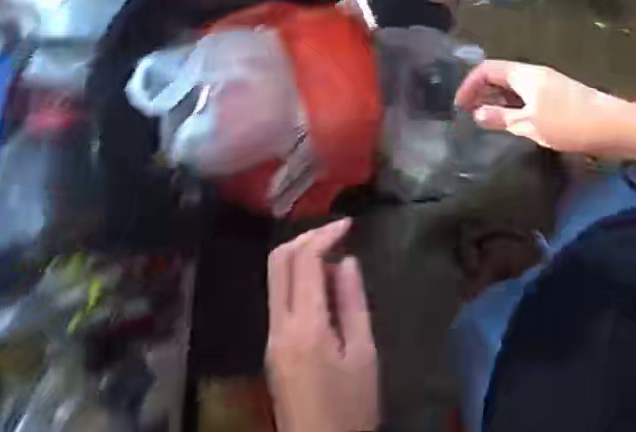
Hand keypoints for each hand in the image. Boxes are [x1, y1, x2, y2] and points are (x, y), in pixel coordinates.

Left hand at [266, 219, 377, 431]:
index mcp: (304, 327)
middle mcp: (278, 327)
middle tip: (337, 232)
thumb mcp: (364, 355)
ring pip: (276, 278)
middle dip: (306, 237)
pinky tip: (325, 286)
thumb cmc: (351, 410)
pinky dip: (299, 279)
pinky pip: (281, 298)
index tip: (349, 224)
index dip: (325, 234)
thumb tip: (346, 261)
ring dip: (301, 257)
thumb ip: (353, 302)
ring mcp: (272, 339)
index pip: (305, 261)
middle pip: (279, 262)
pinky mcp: (273, 350)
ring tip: (336, 256)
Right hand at [454, 60, 635, 154]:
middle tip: (469, 113)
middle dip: (481, 90)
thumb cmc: (569, 122)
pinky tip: (515, 123)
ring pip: (515, 85)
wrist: (615, 126)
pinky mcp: (560, 97)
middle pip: (500, 74)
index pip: (487, 69)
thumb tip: (477, 113)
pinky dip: (514, 105)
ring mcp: (549, 84)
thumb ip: (501, 118)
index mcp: (524, 74)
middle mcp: (535, 73)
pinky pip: (527, 95)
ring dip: (497, 99)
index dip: (469, 84)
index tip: (459, 106)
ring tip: (487, 119)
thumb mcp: (529, 124)